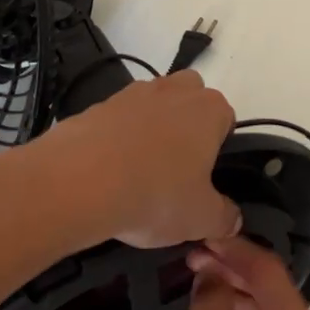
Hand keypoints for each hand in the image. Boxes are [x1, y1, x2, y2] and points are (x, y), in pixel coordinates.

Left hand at [33, 71, 241, 248]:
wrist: (78, 182)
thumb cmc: (155, 194)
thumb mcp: (200, 219)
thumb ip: (224, 218)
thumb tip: (231, 219)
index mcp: (210, 109)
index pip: (227, 120)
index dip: (218, 150)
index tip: (204, 179)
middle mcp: (176, 90)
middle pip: (190, 101)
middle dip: (186, 127)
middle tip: (176, 170)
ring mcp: (133, 93)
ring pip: (153, 107)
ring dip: (149, 131)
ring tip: (137, 175)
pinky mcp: (97, 105)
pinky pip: (117, 120)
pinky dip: (116, 140)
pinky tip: (107, 174)